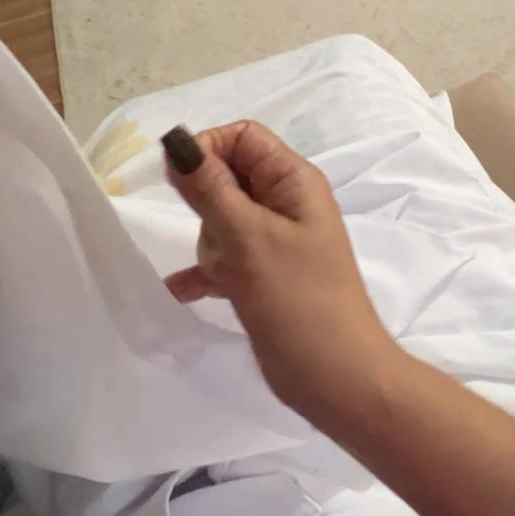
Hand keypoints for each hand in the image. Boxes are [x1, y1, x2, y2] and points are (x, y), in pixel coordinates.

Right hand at [162, 122, 403, 414]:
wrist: (337, 378)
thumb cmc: (298, 301)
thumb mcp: (249, 237)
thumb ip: (210, 187)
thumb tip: (177, 140)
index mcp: (294, 181)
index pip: (243, 137)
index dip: (208, 151)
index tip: (183, 186)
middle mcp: (287, 204)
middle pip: (227, 178)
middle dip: (209, 208)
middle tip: (225, 243)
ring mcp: (276, 242)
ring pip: (221, 222)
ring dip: (213, 248)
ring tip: (230, 278)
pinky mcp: (265, 276)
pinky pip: (225, 259)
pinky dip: (206, 273)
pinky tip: (182, 291)